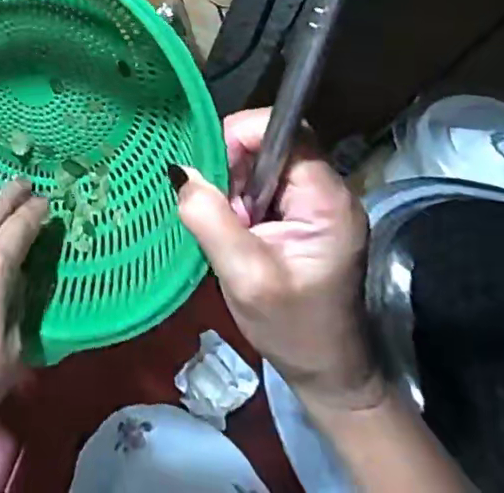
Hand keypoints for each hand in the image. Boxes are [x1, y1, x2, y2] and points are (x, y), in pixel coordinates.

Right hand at [175, 108, 382, 411]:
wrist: (326, 371)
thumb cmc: (294, 327)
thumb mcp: (246, 276)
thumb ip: (210, 219)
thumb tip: (177, 171)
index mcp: (326, 200)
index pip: (284, 131)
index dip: (241, 136)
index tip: (212, 170)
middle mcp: (324, 191)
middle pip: (268, 141)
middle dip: (229, 164)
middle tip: (215, 205)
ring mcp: (311, 202)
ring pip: (257, 160)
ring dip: (228, 182)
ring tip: (223, 221)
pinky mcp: (297, 213)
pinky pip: (256, 180)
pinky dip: (233, 195)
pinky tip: (229, 225)